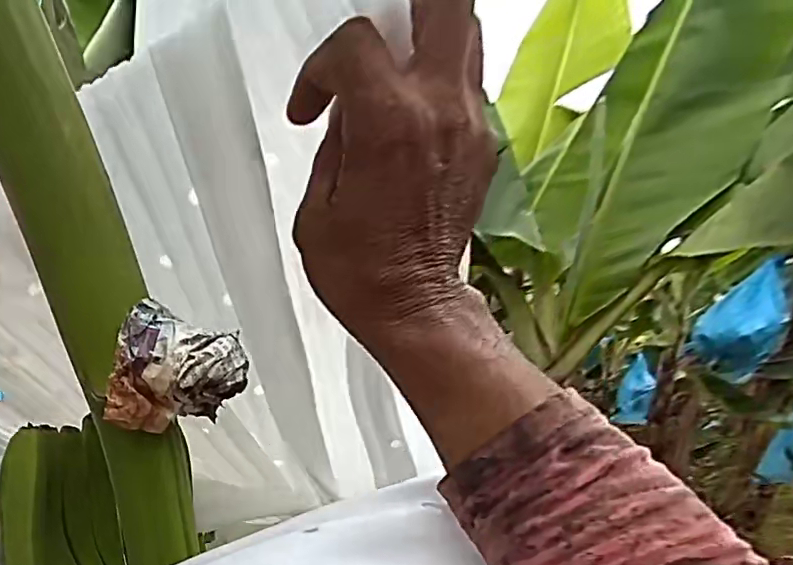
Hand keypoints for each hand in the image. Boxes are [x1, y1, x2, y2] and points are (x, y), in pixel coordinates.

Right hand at [288, 0, 496, 363]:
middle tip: (372, 45)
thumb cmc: (360, 272)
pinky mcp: (483, 145)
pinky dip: (436, 88)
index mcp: (387, 125)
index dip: (319, 69)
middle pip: (442, 2)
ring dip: (424, 43)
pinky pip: (466, 86)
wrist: (410, 306)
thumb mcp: (315, 212)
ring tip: (390, 82)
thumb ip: (331, 146)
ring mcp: (469, 124)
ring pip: (465, 33)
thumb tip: (346, 114)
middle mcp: (438, 109)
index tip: (309, 105)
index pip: (355, 44)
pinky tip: (409, 123)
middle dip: (402, 12)